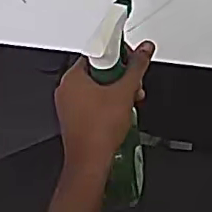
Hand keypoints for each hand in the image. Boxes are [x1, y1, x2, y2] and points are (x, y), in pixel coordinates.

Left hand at [55, 41, 153, 162]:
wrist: (91, 161)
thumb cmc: (98, 130)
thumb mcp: (125, 91)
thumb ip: (137, 66)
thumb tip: (145, 50)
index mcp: (73, 77)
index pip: (97, 53)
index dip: (118, 54)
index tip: (131, 59)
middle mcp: (67, 89)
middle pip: (99, 70)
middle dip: (121, 76)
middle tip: (132, 84)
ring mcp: (70, 104)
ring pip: (98, 86)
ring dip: (118, 90)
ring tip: (129, 99)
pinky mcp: (75, 117)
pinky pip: (93, 101)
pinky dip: (109, 102)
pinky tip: (121, 111)